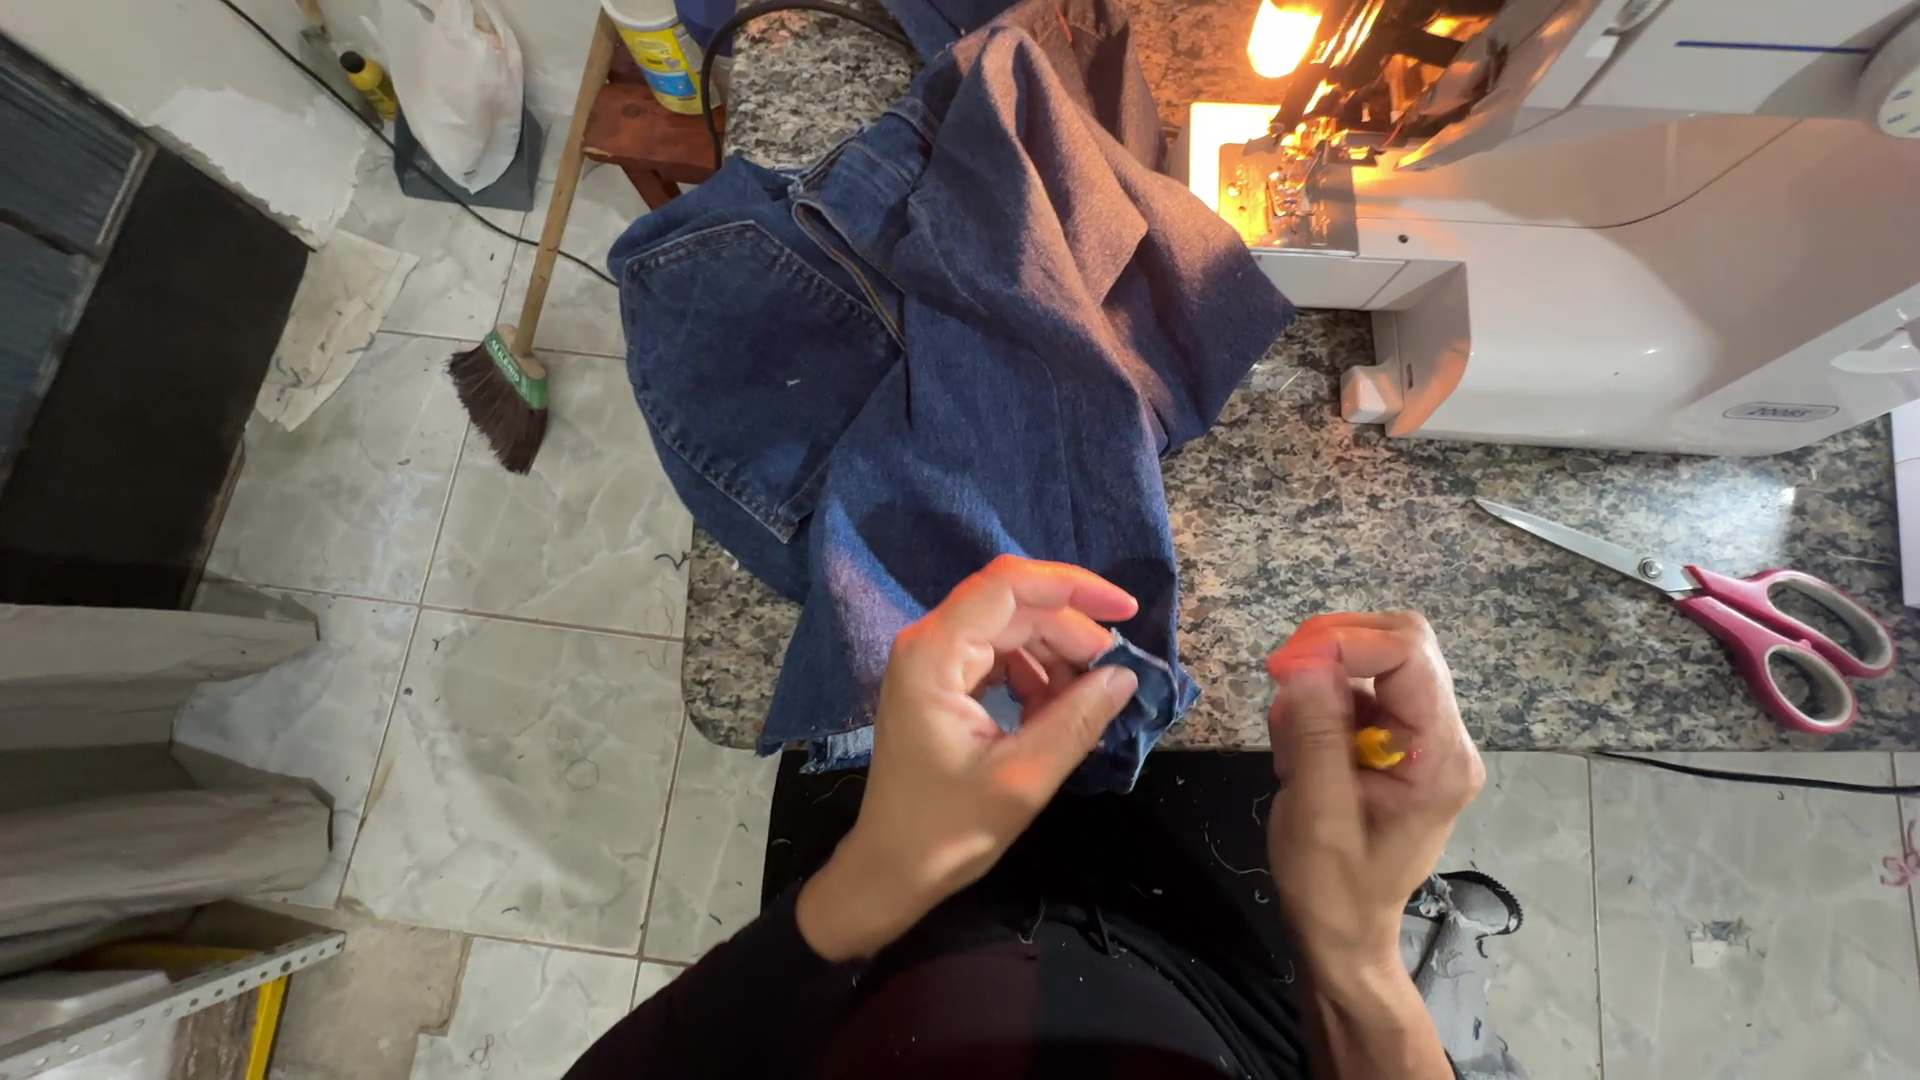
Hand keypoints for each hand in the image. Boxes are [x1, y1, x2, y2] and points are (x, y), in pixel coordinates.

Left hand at [796, 555, 1140, 960]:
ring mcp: (934, 659)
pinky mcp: (943, 680)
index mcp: (935, 654)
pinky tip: (1056, 709)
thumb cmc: (946, 831)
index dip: (1072, 587)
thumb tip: (1125, 675)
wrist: (890, 869)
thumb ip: (1076, 721)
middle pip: (1014, 607)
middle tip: (1116, 674)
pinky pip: (1000, 656)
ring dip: (1057, 657)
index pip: (1008, 586)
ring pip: (1012, 629)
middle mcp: (930, 642)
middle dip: (1071, 633)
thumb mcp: (1023, 778)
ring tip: (1088, 701)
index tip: (1126, 610)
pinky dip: (1036, 675)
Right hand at [1264, 612, 1483, 985]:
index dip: (1342, 642)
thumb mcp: (1315, 810)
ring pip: (1374, 657)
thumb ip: (1315, 730)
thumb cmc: (1331, 882)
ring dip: (1319, 677)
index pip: (1408, 655)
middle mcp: (1442, 735)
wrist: (1341, 927)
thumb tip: (1304, 658)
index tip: (1284, 667)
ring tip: (1290, 737)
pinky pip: (1355, 686)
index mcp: (1439, 756)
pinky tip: (1298, 745)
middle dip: (1333, 645)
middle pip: (1401, 641)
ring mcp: (1420, 734)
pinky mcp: (1394, 736)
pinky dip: (1316, 697)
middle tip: (1282, 677)